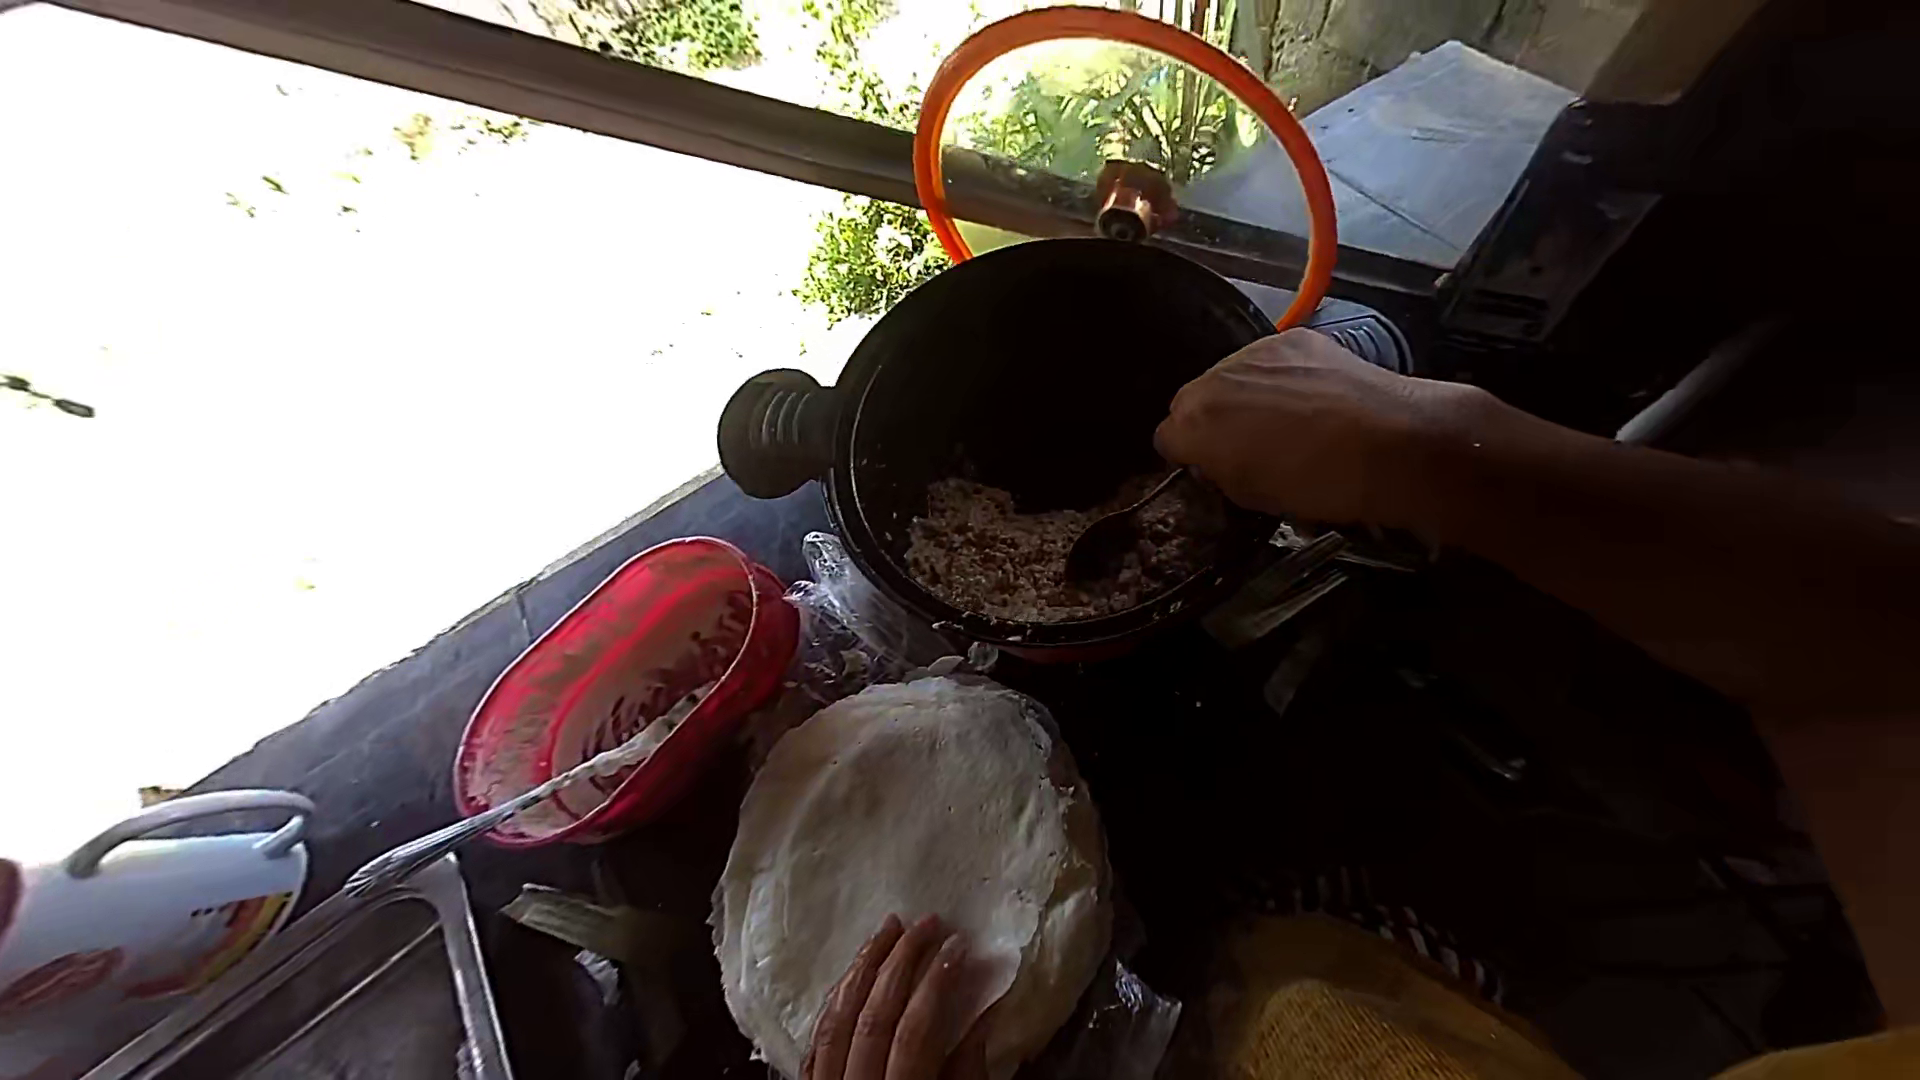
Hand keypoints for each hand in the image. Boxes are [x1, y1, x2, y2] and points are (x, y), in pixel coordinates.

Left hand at [804, 914, 988, 1079]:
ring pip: (838, 1016)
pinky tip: (856, 969)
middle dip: (903, 959)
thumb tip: (984, 1016)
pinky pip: (818, 1036)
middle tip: (928, 921)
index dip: (936, 983)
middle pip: (874, 1015)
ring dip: (866, 964)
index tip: (958, 945)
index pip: (914, 1033)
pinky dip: (838, 996)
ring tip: (890, 927)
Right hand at [1154, 328, 1490, 532]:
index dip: (1186, 454)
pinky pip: (1265, 360)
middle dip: (1207, 420)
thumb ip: (1217, 472)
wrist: (1390, 443)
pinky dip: (1275, 375)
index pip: (1164, 438)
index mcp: (1192, 427)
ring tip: (1278, 415)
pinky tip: (1304, 394)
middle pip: (1189, 401)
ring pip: (1226, 377)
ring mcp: (1250, 354)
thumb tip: (1217, 460)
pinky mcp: (1289, 338)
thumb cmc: (1313, 484)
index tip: (1208, 465)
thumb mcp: (1248, 496)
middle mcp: (1210, 382)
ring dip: (1239, 394)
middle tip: (1242, 441)